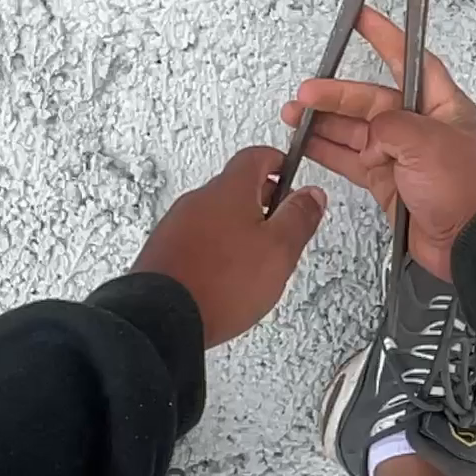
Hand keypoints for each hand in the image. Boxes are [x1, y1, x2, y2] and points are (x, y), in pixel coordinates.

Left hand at [133, 146, 327, 347]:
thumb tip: (313, 195)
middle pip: (236, 187)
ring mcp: (177, 225)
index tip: (291, 174)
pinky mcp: (164, 251)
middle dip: (264, 201)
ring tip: (256, 260)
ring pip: (217, 215)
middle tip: (282, 224)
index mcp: (229, 189)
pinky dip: (216, 249)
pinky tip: (226, 277)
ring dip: (239, 229)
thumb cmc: (220, 282)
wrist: (162, 319)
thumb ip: (299, 217)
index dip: (279, 162)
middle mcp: (199, 200)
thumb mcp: (279, 249)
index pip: (257, 156)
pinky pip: (198, 239)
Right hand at [279, 7, 475, 281]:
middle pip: (371, 100)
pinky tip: (308, 145)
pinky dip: (329, 153)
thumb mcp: (428, 143)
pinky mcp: (390, 184)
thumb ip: (390, 127)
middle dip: (337, 94)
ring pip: (356, 131)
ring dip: (325, 124)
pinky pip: (352, 161)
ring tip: (294, 118)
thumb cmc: (470, 191)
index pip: (410, 61)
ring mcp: (403, 157)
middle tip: (305, 94)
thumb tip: (370, 136)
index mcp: (441, 107)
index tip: (363, 19)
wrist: (474, 244)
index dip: (387, 39)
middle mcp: (421, 128)